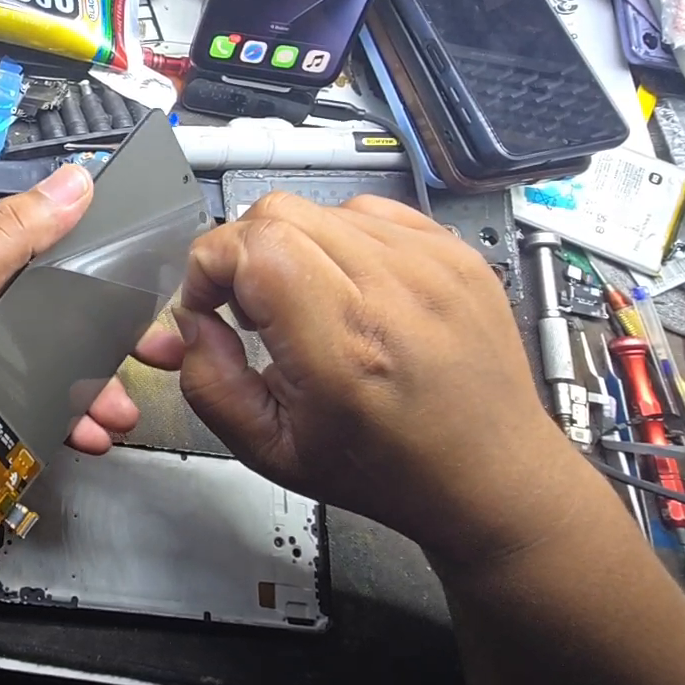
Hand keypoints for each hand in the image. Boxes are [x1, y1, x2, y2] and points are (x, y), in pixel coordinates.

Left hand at [0, 165, 140, 481]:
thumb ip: (6, 236)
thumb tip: (77, 179)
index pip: (54, 238)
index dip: (107, 256)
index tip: (155, 285)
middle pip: (63, 307)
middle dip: (111, 335)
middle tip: (157, 359)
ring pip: (50, 358)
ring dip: (91, 385)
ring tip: (119, 418)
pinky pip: (29, 398)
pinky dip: (59, 415)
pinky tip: (83, 436)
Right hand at [135, 193, 580, 565]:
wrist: (492, 477)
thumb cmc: (382, 469)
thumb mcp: (266, 448)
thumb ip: (207, 381)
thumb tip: (192, 320)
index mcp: (343, 346)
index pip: (251, 245)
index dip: (208, 266)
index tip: (209, 305)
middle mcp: (394, 291)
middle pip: (274, 214)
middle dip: (238, 253)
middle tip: (245, 305)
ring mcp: (432, 262)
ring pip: (314, 207)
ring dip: (283, 247)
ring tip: (297, 302)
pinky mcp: (453, 251)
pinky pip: (361, 211)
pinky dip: (330, 241)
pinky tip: (339, 288)